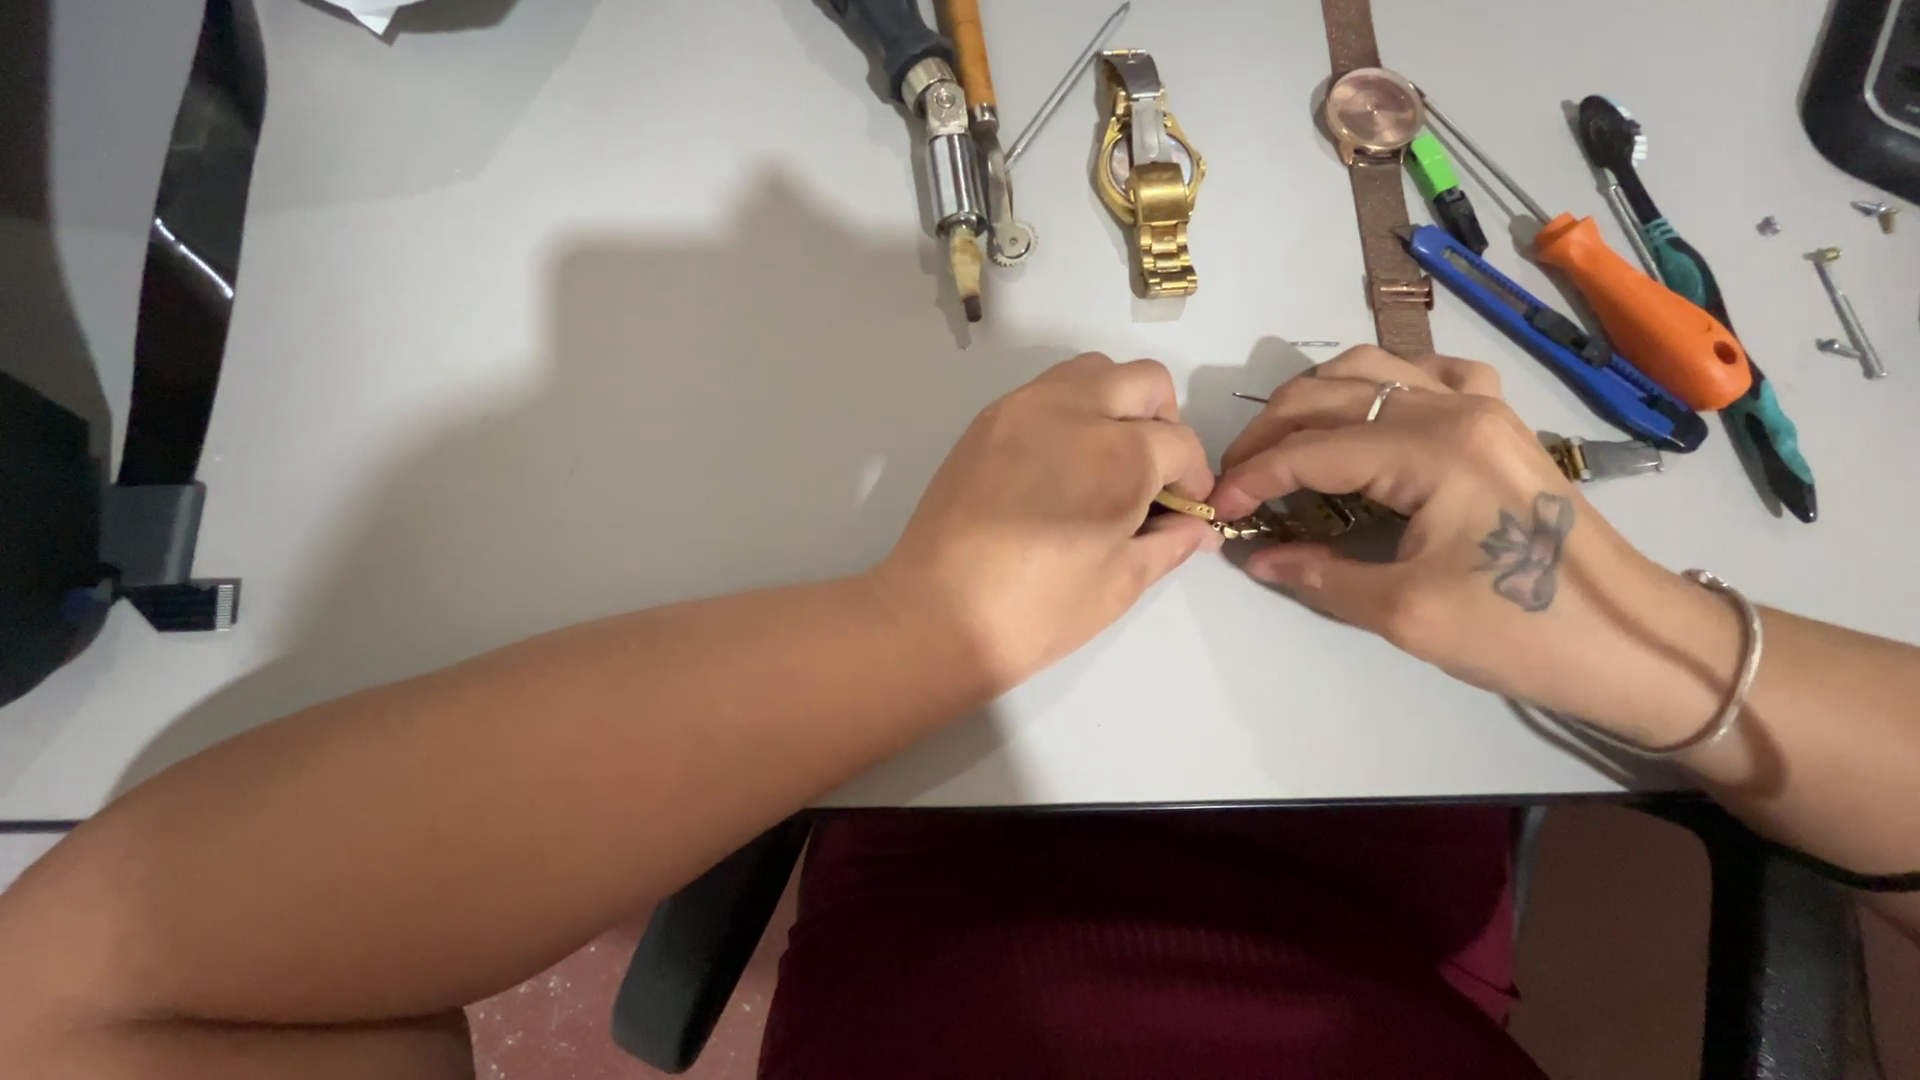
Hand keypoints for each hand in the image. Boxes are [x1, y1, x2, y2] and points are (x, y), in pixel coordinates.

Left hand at [877, 354, 1220, 692]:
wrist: (937, 614)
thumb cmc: (1037, 610)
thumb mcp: (1119, 584)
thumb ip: (1168, 542)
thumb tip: (1194, 525)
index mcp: (1118, 455)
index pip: (1180, 442)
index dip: (1193, 477)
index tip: (1185, 507)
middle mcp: (1073, 412)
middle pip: (1144, 381)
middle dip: (1163, 421)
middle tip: (1153, 472)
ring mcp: (1023, 409)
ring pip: (1091, 371)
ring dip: (1115, 403)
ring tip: (1106, 459)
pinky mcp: (987, 421)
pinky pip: (1045, 391)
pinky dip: (1069, 410)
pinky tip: (1061, 464)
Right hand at [1209, 347, 1734, 740]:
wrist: (1641, 642)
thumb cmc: (1523, 631)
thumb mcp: (1404, 614)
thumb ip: (1318, 575)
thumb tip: (1256, 556)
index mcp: (1433, 451)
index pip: (1311, 449)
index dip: (1253, 478)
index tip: (1219, 508)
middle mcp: (1454, 409)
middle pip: (1327, 395)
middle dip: (1266, 435)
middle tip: (1236, 481)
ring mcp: (1481, 407)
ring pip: (1368, 370)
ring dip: (1310, 403)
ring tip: (1279, 447)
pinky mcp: (1497, 420)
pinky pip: (1424, 375)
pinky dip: (1376, 387)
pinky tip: (1361, 417)